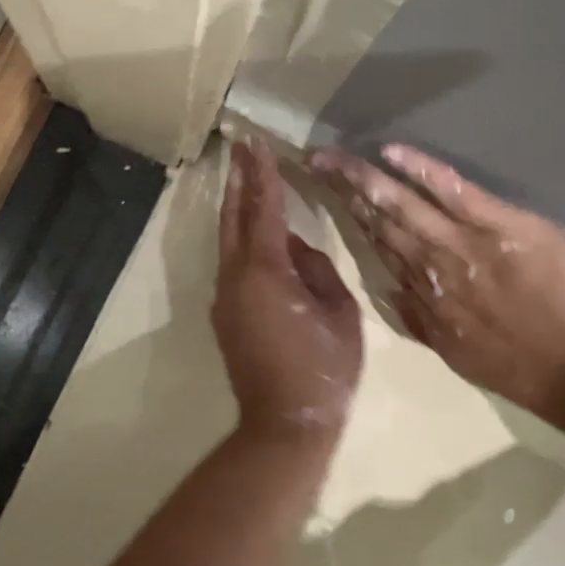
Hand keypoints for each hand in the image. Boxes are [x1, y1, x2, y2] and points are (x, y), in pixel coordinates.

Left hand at [212, 140, 364, 439]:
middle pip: (233, 218)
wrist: (284, 422)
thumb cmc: (323, 368)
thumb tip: (295, 248)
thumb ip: (316, 268)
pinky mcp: (225, 315)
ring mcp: (225, 297)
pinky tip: (255, 234)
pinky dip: (240, 240)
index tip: (256, 143)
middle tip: (241, 148)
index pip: (262, 209)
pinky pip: (232, 265)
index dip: (261, 174)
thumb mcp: (339, 311)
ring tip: (246, 179)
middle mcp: (235, 277)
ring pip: (228, 242)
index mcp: (265, 270)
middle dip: (239, 181)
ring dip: (237, 209)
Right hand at [310, 143, 564, 415]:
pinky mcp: (499, 224)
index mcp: (421, 295)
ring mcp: (461, 242)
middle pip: (379, 220)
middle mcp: (429, 265)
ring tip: (336, 156)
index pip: (379, 247)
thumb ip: (421, 321)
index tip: (331, 195)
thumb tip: (389, 293)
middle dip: (345, 190)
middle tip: (318, 161)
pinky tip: (392, 151)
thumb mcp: (459, 355)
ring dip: (366, 177)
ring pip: (403, 204)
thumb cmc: (525, 368)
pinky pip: (451, 190)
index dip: (352, 219)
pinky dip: (421, 169)